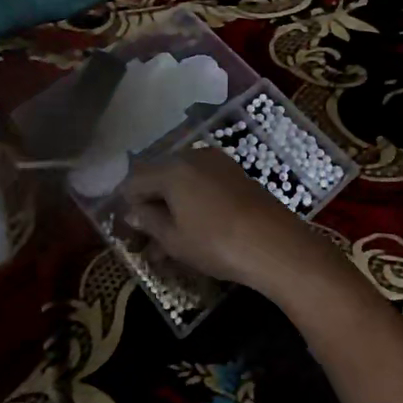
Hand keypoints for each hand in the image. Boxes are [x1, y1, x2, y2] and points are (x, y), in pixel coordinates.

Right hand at [121, 147, 342, 303]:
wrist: (276, 245)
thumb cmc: (217, 243)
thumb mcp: (174, 239)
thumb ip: (148, 221)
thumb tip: (132, 213)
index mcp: (171, 169)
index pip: (134, 181)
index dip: (126, 206)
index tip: (128, 231)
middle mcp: (193, 156)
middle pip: (159, 176)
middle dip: (150, 205)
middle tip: (148, 238)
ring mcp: (218, 162)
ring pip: (183, 181)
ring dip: (172, 206)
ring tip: (172, 239)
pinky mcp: (237, 174)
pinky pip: (204, 183)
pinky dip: (193, 202)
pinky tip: (196, 228)